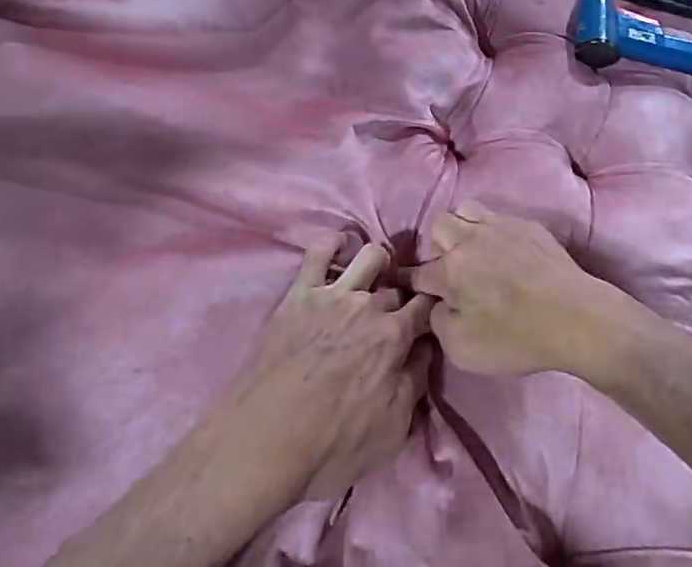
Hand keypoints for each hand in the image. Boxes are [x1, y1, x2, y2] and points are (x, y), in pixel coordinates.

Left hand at [219, 239, 432, 501]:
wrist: (258, 447)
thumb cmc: (329, 447)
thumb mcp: (392, 432)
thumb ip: (417, 384)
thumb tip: (427, 351)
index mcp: (395, 337)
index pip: (427, 306)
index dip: (433, 309)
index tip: (430, 318)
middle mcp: (369, 306)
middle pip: (398, 287)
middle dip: (402, 296)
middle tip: (395, 314)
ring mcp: (332, 294)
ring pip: (370, 255)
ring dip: (378, 265)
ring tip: (372, 281)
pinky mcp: (298, 294)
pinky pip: (319, 251)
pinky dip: (334, 244)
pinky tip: (339, 252)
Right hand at [410, 203, 648, 378]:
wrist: (575, 316)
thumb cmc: (516, 337)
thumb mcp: (462, 348)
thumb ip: (439, 322)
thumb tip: (438, 304)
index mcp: (451, 268)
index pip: (419, 272)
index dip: (414, 285)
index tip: (417, 292)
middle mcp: (472, 237)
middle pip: (440, 226)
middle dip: (437, 247)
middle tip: (451, 272)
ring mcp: (502, 225)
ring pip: (467, 209)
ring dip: (463, 229)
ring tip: (474, 253)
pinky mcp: (529, 225)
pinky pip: (498, 217)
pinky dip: (493, 231)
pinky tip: (505, 253)